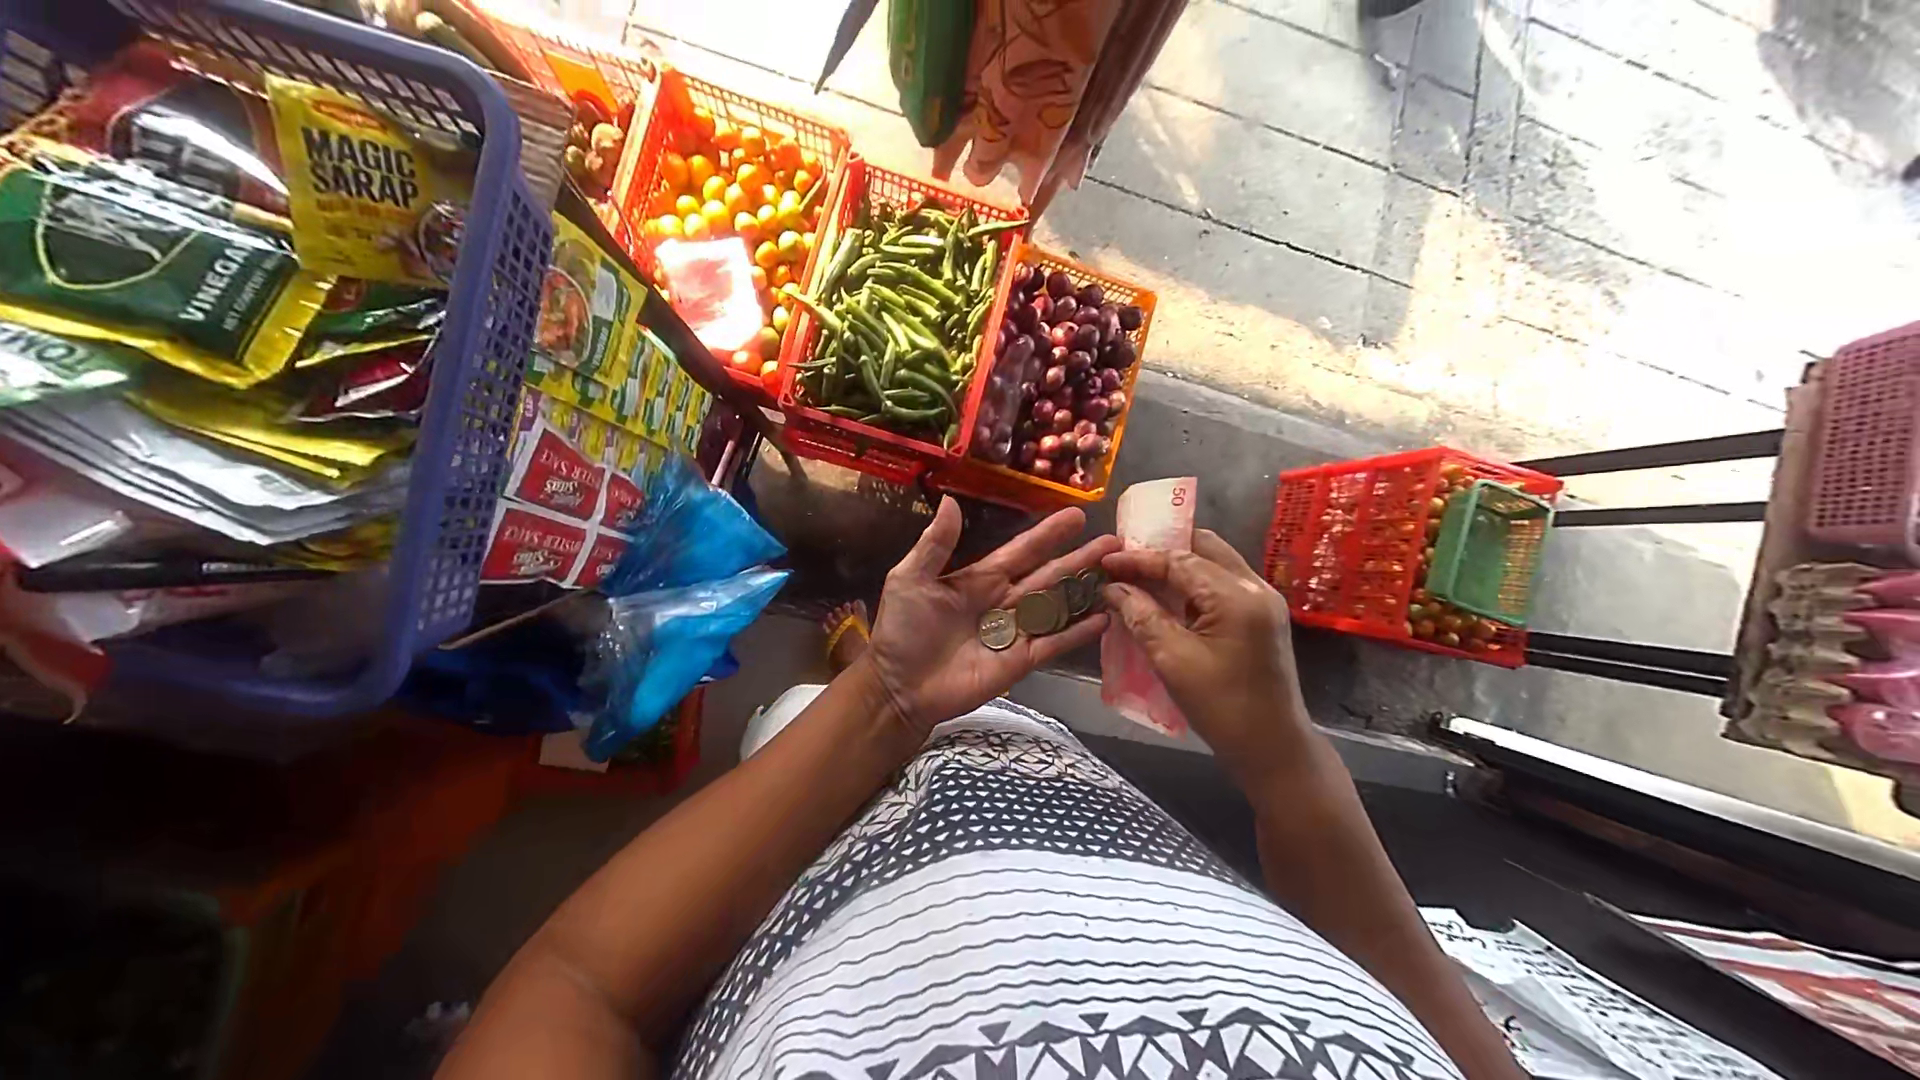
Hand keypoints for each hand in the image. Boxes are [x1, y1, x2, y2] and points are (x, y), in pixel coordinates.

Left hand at [862, 496, 1119, 737]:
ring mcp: (1015, 632)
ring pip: (1057, 605)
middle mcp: (1004, 601)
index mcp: (980, 579)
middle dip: (1080, 558)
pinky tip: (1104, 617)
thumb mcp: (910, 579)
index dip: (1048, 534)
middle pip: (1049, 575)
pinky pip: (1054, 643)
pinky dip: (1078, 631)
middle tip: (1114, 542)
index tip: (1076, 515)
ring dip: (1085, 589)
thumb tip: (952, 500)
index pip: (1022, 551)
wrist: (899, 686)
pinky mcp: (1020, 661)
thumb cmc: (902, 631)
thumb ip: (935, 544)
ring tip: (1118, 574)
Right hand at [1101, 531, 1312, 785]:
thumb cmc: (1222, 708)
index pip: (1180, 560)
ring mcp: (1263, 600)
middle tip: (1124, 563)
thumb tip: (1113, 588)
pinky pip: (1221, 582)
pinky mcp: (1261, 616)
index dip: (1138, 559)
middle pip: (1203, 547)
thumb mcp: (1172, 661)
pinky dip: (1192, 582)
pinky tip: (1166, 597)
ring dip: (1177, 565)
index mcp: (1237, 596)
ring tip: (1138, 577)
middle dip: (1161, 550)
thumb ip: (1141, 616)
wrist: (1274, 748)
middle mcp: (1256, 587)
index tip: (1105, 562)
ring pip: (1214, 562)